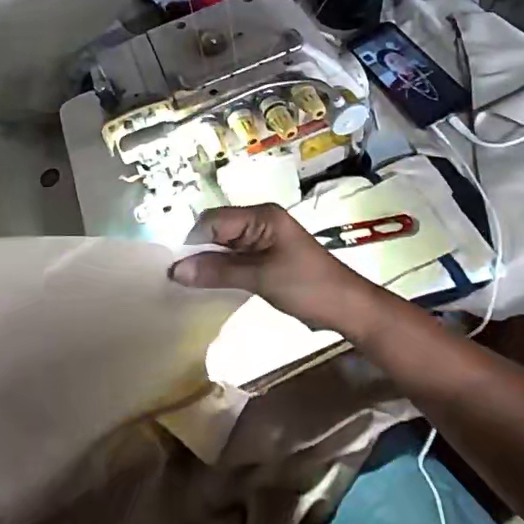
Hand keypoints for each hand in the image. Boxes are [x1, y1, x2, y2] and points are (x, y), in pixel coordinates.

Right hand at [168, 203, 383, 333]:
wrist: (348, 308)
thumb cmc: (307, 286)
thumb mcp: (260, 278)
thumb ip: (218, 272)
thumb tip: (176, 271)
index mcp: (261, 215)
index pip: (214, 220)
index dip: (193, 241)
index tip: (177, 268)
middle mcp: (259, 220)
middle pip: (217, 229)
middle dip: (198, 251)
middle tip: (181, 278)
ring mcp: (263, 238)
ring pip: (224, 244)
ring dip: (210, 261)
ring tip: (192, 283)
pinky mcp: (266, 255)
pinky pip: (235, 256)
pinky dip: (223, 269)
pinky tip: (213, 283)